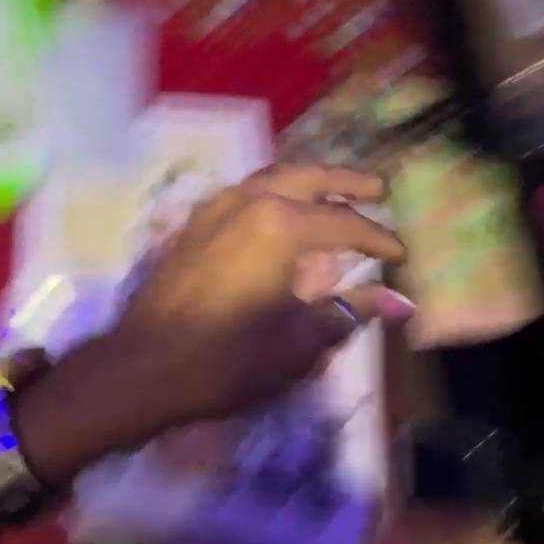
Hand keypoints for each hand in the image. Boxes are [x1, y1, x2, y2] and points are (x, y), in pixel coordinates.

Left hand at [14, 165, 413, 481]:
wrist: (142, 367)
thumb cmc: (227, 359)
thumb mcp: (298, 343)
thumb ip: (349, 312)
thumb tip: (399, 301)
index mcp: (279, 224)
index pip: (344, 224)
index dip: (378, 239)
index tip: (401, 254)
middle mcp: (248, 201)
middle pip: (307, 177)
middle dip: (345, 182)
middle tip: (377, 190)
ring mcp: (215, 207)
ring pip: (272, 178)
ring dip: (307, 182)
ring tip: (334, 196)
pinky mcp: (194, 223)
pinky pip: (245, 193)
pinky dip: (274, 193)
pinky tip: (282, 215)